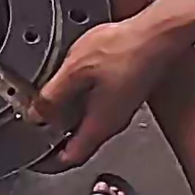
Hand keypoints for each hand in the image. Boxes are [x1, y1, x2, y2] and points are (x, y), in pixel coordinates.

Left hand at [32, 0, 168, 169]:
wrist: (158, 33)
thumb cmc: (123, 50)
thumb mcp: (75, 71)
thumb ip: (52, 96)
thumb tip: (37, 115)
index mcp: (100, 122)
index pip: (73, 156)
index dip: (51, 161)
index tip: (36, 158)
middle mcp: (113, 120)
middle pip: (80, 140)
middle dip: (55, 136)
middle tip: (35, 125)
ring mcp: (122, 106)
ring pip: (88, 121)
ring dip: (66, 115)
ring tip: (47, 102)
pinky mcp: (126, 91)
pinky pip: (98, 104)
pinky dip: (80, 100)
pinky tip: (71, 82)